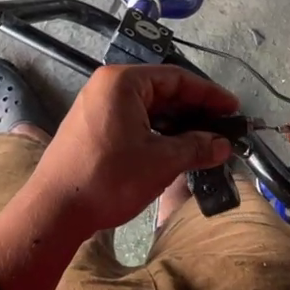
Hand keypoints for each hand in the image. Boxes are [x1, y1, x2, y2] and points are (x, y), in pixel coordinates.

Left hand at [28, 64, 238, 233]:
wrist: (55, 211)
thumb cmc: (109, 179)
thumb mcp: (161, 162)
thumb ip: (196, 147)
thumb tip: (223, 145)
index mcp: (122, 82)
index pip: (177, 78)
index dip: (210, 94)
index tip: (233, 109)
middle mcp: (107, 87)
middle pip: (162, 91)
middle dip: (195, 111)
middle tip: (223, 129)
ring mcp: (96, 108)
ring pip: (148, 109)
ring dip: (177, 126)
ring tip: (206, 143)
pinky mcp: (92, 130)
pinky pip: (133, 122)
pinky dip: (157, 134)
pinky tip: (177, 151)